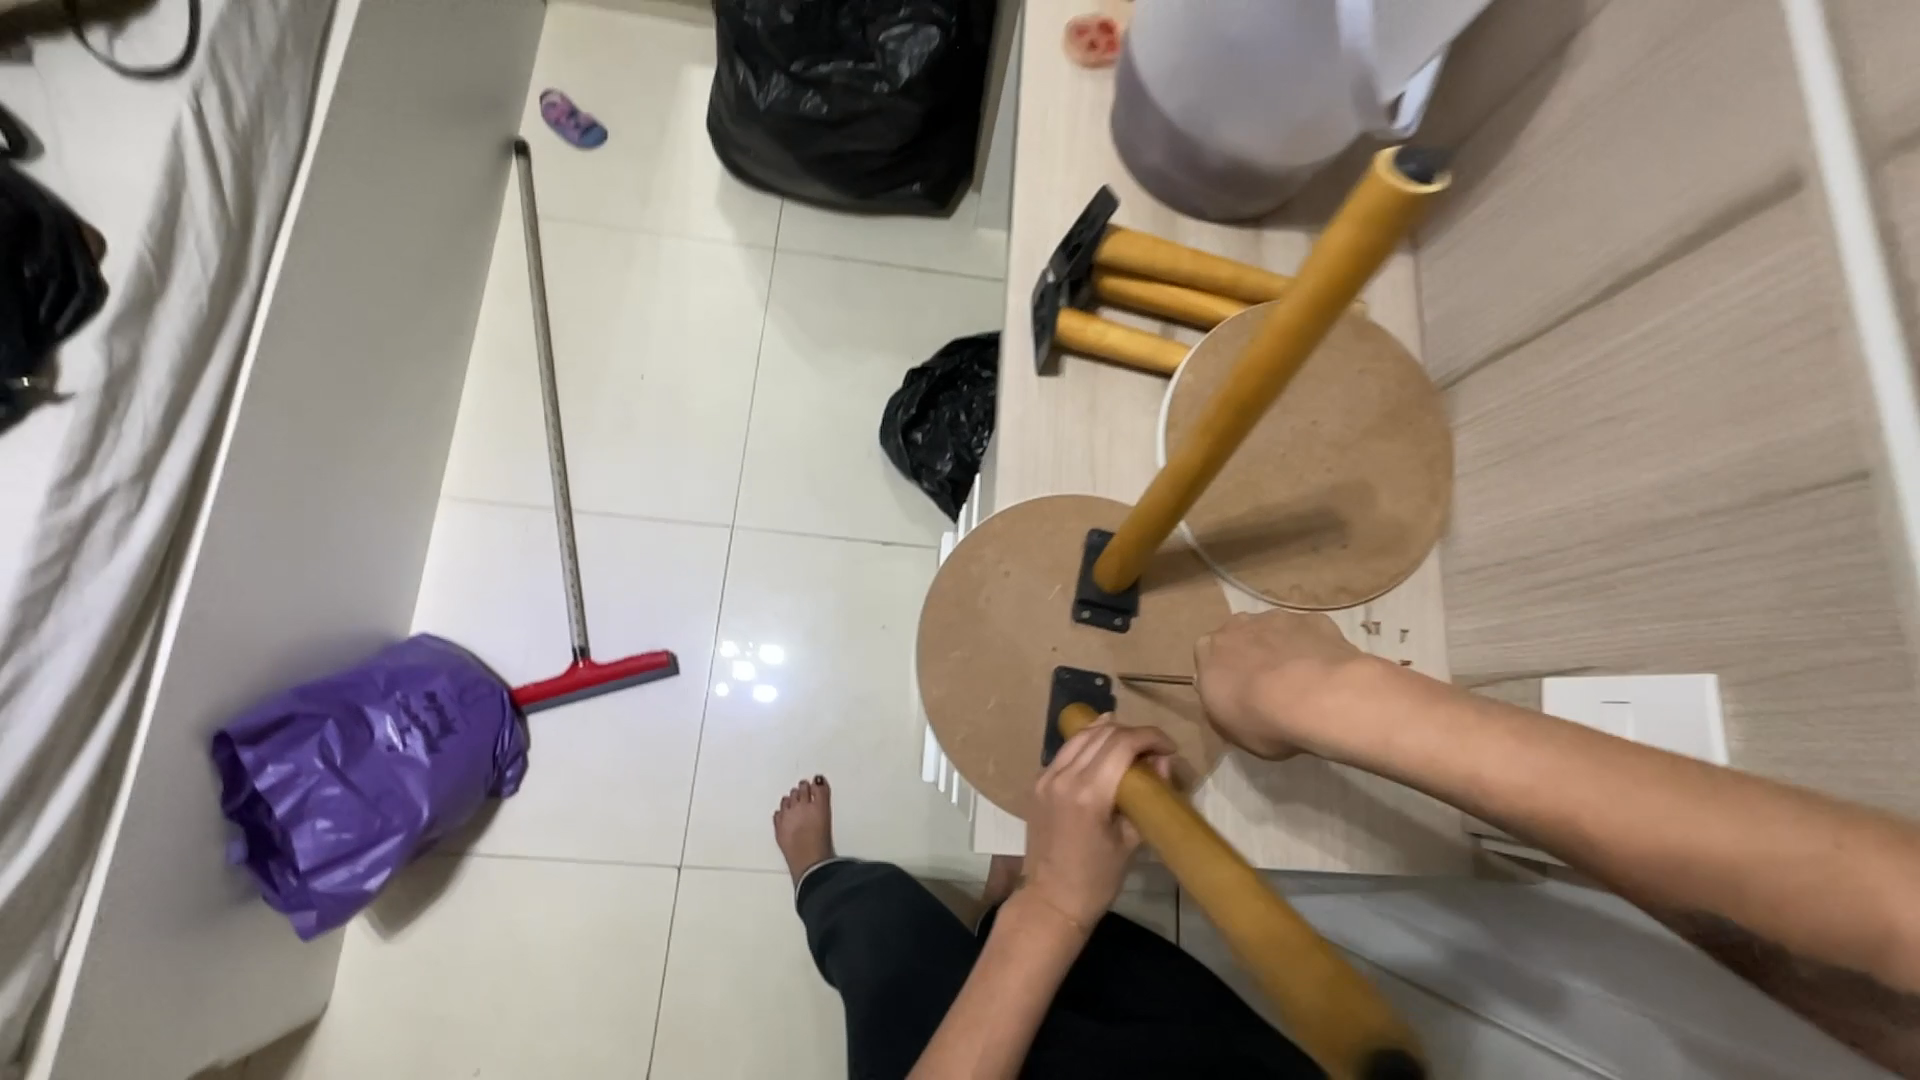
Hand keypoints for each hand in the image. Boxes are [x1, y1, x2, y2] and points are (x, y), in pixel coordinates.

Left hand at [1024, 719, 1172, 926]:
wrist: (1051, 899)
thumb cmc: (1097, 879)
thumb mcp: (1131, 840)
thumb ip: (1146, 796)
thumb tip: (1162, 762)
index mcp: (1088, 793)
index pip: (1122, 743)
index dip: (1150, 737)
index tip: (1170, 747)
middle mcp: (1064, 776)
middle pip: (1102, 733)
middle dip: (1133, 733)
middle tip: (1154, 749)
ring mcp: (1046, 777)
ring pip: (1081, 736)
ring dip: (1109, 733)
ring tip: (1132, 743)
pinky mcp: (1037, 782)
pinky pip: (1066, 751)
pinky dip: (1087, 743)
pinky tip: (1103, 748)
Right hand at [1193, 610, 1365, 759]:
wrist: (1318, 698)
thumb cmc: (1262, 718)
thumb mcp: (1227, 727)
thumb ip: (1221, 704)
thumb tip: (1227, 696)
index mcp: (1208, 649)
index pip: (1207, 656)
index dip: (1222, 675)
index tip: (1235, 695)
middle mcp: (1237, 625)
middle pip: (1240, 638)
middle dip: (1250, 656)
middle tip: (1268, 688)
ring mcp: (1277, 618)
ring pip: (1274, 631)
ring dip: (1281, 649)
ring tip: (1301, 681)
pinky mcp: (1313, 619)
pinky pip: (1308, 633)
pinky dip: (1313, 648)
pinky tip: (1324, 672)